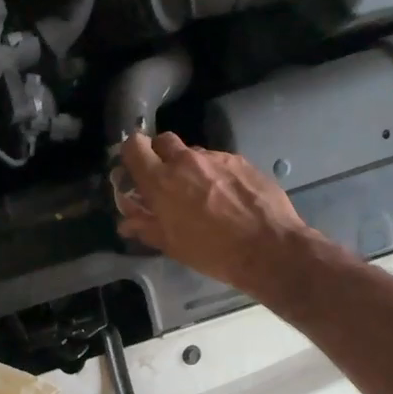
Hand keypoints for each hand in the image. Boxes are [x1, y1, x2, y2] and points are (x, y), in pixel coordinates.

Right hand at [116, 131, 314, 288]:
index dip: (131, 155)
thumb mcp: (171, 245)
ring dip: (189, 168)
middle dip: (159, 157)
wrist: (266, 246)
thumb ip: (145, 226)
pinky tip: (225, 197)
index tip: (135, 172)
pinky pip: (217, 161)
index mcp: (161, 181)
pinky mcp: (239, 160)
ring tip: (200, 195)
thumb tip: (126, 221)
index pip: (133, 147)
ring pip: (192, 153)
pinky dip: (213, 174)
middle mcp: (186, 161)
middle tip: (165, 183)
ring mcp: (215, 157)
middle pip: (163, 142)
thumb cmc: (211, 252)